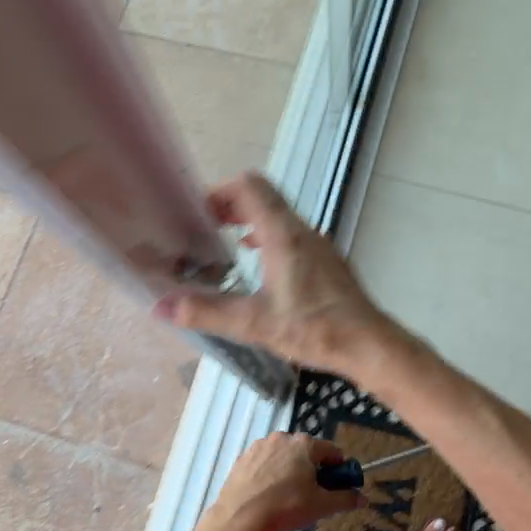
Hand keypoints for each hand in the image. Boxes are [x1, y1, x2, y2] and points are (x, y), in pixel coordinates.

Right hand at [155, 172, 408, 375]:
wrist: (368, 343)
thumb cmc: (315, 329)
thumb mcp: (254, 324)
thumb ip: (207, 312)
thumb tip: (163, 307)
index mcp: (283, 235)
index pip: (250, 186)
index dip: (220, 191)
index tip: (198, 213)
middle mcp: (302, 230)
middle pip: (263, 196)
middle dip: (230, 205)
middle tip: (205, 227)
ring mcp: (317, 243)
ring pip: (278, 214)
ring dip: (249, 219)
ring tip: (224, 241)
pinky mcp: (326, 258)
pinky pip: (291, 232)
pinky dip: (268, 235)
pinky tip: (258, 261)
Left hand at [209, 433, 363, 530]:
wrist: (239, 516)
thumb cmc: (285, 507)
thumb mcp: (321, 506)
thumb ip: (345, 499)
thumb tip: (363, 498)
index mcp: (305, 444)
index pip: (333, 452)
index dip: (339, 471)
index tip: (336, 489)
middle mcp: (284, 437)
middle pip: (308, 452)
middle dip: (313, 471)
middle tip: (311, 496)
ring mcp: (261, 445)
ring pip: (285, 456)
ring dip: (291, 471)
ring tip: (286, 497)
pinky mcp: (244, 456)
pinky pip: (266, 462)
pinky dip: (271, 473)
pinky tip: (267, 494)